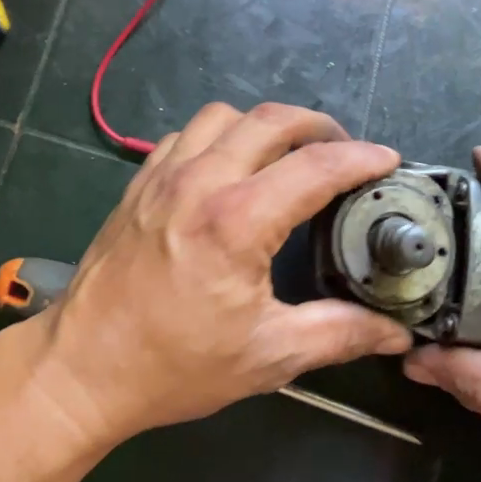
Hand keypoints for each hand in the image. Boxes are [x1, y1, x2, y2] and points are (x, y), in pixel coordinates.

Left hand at [17, 102, 413, 444]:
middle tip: (343, 149)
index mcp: (237, 219)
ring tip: (286, 153)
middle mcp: (200, 180)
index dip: (360, 157)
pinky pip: (185, 135)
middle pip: (269, 119)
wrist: (84, 365)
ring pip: (222, 116)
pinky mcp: (139, 182)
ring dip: (263, 124)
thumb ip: (339, 333)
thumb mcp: (268, 356)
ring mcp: (163, 174)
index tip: (388, 159)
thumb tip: (396, 332)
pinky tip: (228, 168)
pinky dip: (217, 137)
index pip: (315, 166)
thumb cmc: (177, 364)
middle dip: (316, 124)